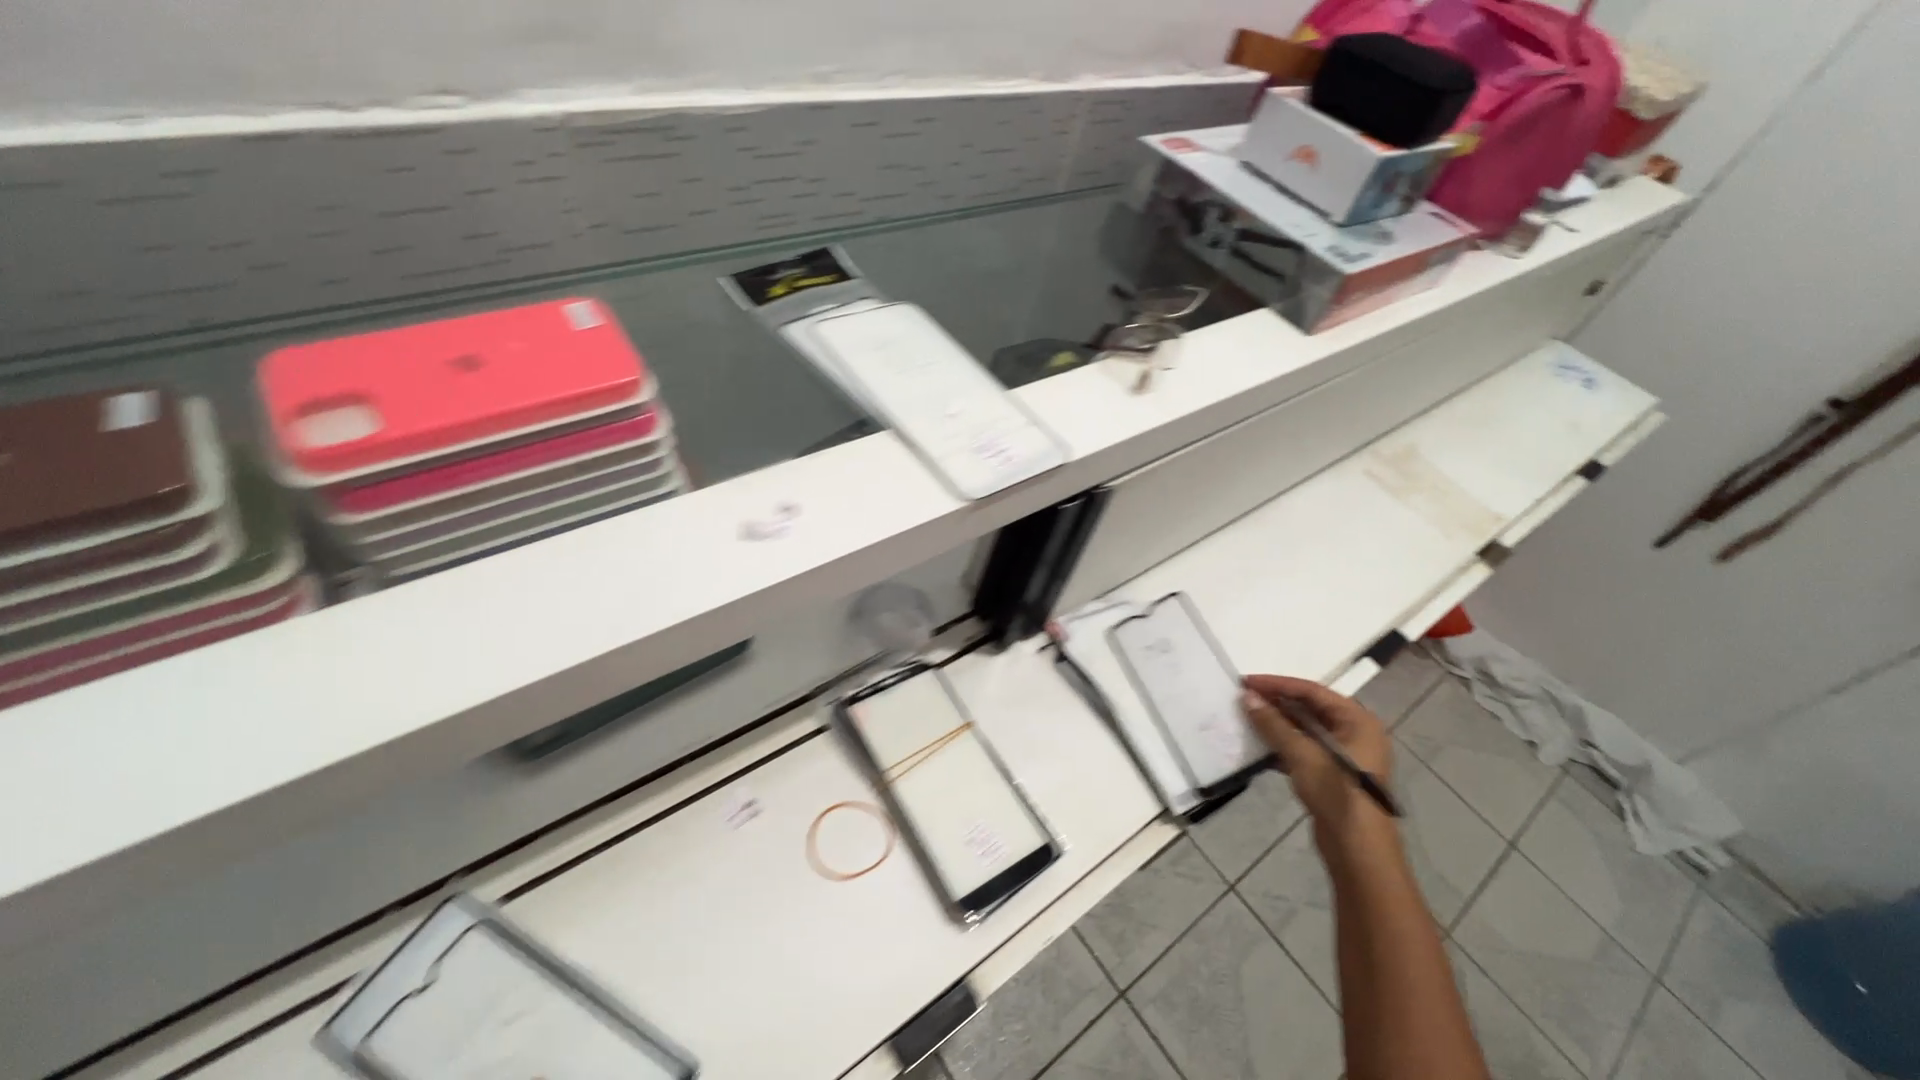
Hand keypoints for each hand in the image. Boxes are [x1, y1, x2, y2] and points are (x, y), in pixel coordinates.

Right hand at [1240, 674, 1394, 846]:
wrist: (1358, 848)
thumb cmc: (1337, 793)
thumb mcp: (1303, 755)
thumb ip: (1274, 724)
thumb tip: (1247, 697)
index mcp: (1358, 720)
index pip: (1312, 691)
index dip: (1277, 684)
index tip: (1246, 682)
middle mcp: (1355, 733)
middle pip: (1310, 709)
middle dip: (1277, 703)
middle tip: (1244, 698)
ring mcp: (1346, 755)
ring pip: (1307, 730)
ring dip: (1279, 725)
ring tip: (1248, 719)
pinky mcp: (1334, 775)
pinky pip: (1306, 750)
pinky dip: (1285, 746)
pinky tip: (1261, 748)